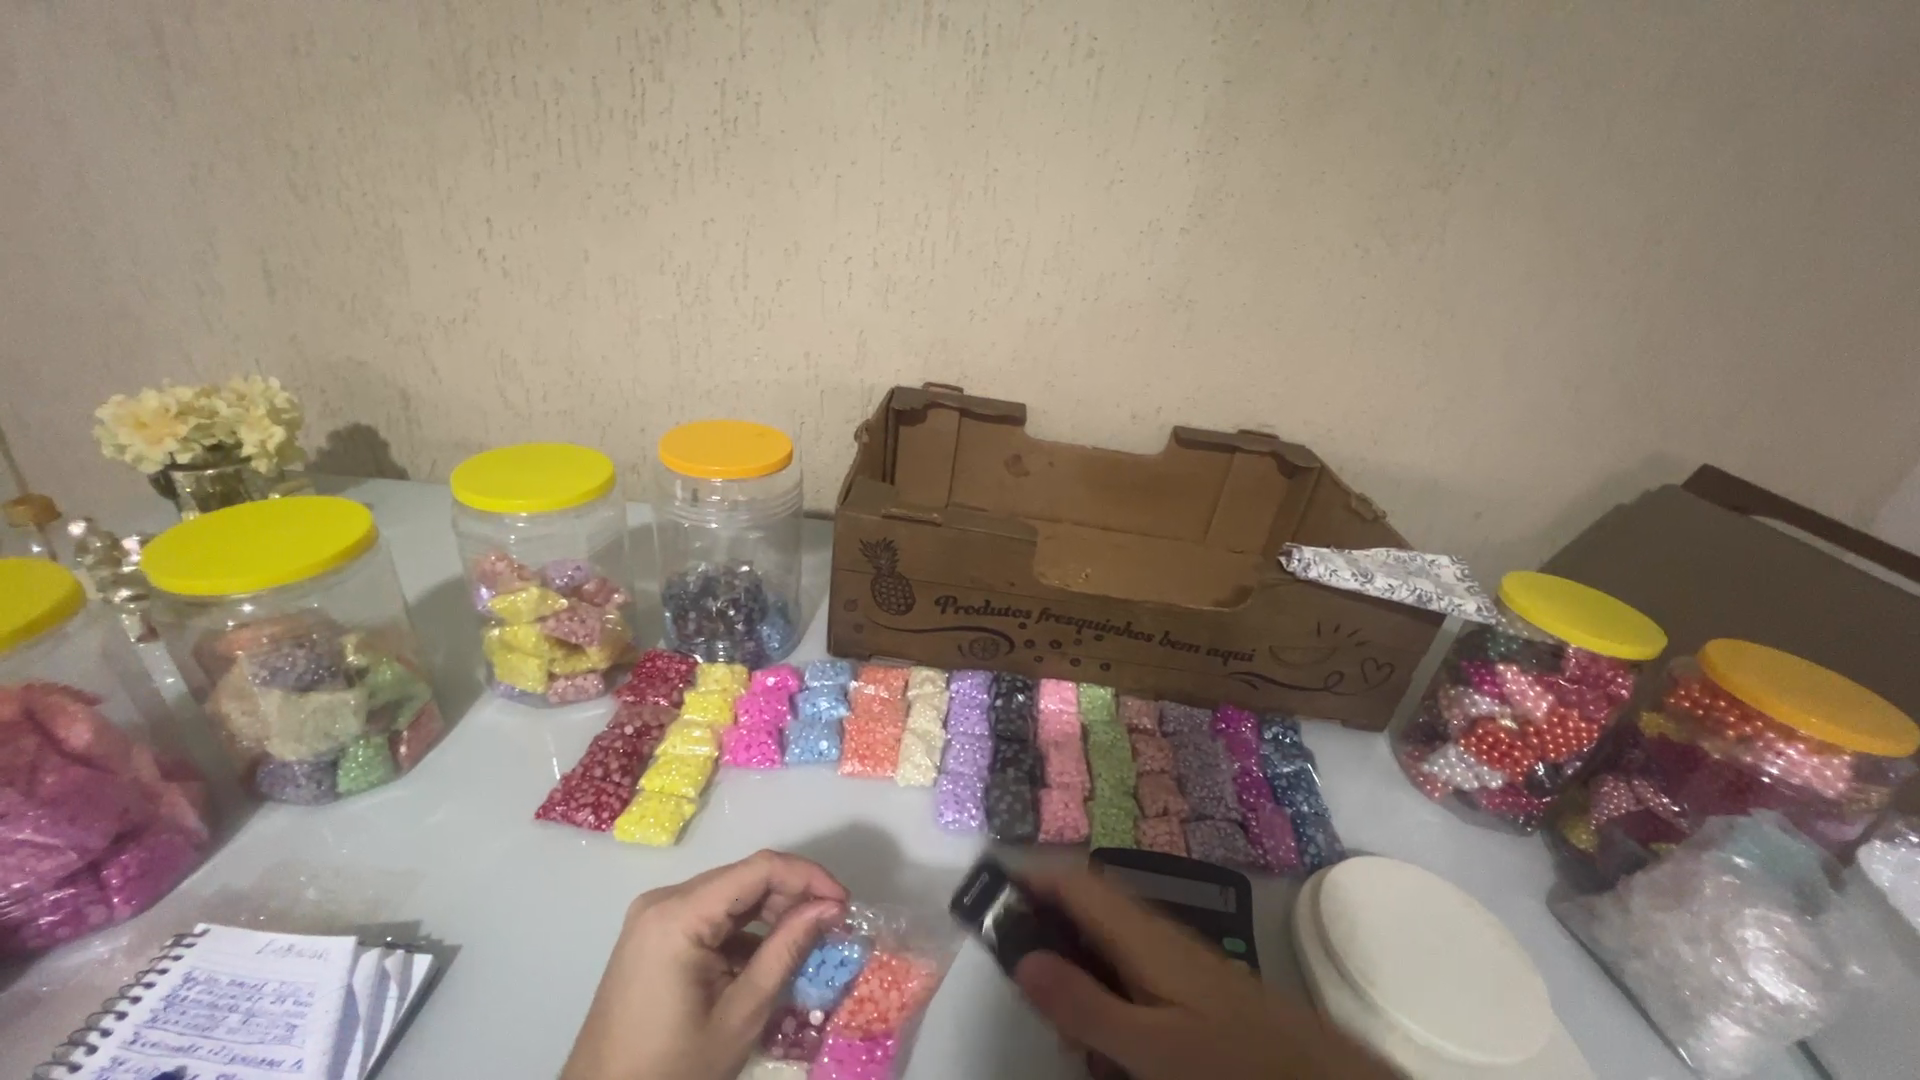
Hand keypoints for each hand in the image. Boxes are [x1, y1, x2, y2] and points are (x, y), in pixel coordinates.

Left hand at [562, 850, 847, 1079]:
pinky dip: (745, 929)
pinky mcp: (654, 934)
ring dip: (772, 911)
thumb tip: (830, 907)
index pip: (759, 868)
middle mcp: (663, 900)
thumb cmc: (673, 1067)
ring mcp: (654, 916)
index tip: (844, 904)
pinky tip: (768, 956)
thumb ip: (786, 950)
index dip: (809, 877)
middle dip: (794, 894)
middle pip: (745, 877)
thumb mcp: (741, 1012)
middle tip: (832, 925)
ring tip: (807, 941)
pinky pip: (711, 914)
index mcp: (679, 914)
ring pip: (730, 894)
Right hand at [1012, 869, 1395, 1079]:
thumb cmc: (1233, 1061)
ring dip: (1073, 962)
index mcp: (1141, 934)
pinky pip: (1129, 964)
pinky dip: (1102, 986)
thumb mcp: (1150, 1048)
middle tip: (1020, 977)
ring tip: (1061, 1018)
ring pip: (1106, 937)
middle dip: (1045, 928)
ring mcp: (1175, 953)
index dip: (1030, 879)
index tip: (989, 899)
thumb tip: (1022, 957)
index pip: (1074, 882)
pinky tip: (1107, 1034)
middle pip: (1085, 904)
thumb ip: (1084, 1004)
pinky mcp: (1189, 978)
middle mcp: (1156, 930)